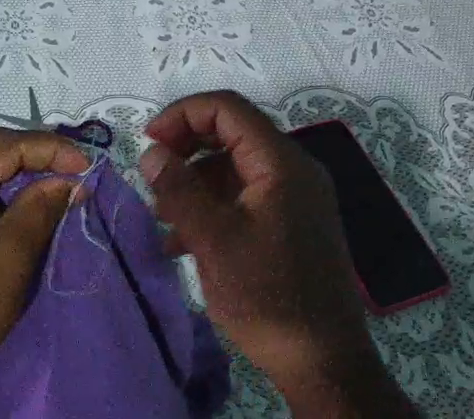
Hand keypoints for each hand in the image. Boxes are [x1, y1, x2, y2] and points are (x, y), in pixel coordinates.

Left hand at [0, 128, 90, 417]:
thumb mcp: (12, 253)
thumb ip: (43, 205)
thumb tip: (73, 179)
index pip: (4, 145)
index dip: (50, 149)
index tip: (88, 163)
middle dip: (33, 154)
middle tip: (74, 168)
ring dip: (14, 166)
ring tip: (54, 176)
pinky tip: (19, 191)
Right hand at [141, 91, 414, 417]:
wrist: (324, 364)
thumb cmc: (268, 295)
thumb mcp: (213, 240)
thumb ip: (179, 189)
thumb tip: (151, 151)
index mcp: (281, 162)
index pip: (227, 108)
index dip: (182, 114)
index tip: (148, 141)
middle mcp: (293, 170)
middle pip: (230, 134)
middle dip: (185, 148)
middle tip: (151, 174)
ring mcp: (295, 198)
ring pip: (233, 167)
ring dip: (194, 181)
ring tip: (161, 215)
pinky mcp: (291, 224)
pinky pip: (244, 196)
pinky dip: (212, 206)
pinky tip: (182, 240)